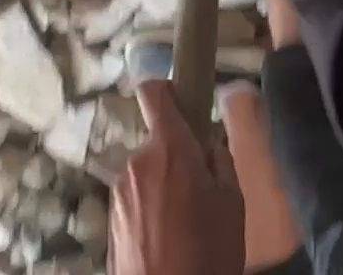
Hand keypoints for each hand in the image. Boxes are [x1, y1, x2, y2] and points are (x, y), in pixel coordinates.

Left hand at [110, 80, 245, 274]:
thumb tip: (206, 141)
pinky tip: (168, 237)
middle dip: (176, 154)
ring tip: (185, 221)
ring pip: (146, 170)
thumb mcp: (232, 201)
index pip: (153, 91)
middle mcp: (137, 161)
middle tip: (200, 186)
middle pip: (155, 139)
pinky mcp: (111, 218)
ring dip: (163, 183)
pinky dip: (150, 207)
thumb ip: (218, 159)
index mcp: (168, 148)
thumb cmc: (209, 252)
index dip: (167, 90)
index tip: (185, 104)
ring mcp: (120, 190)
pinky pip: (136, 197)